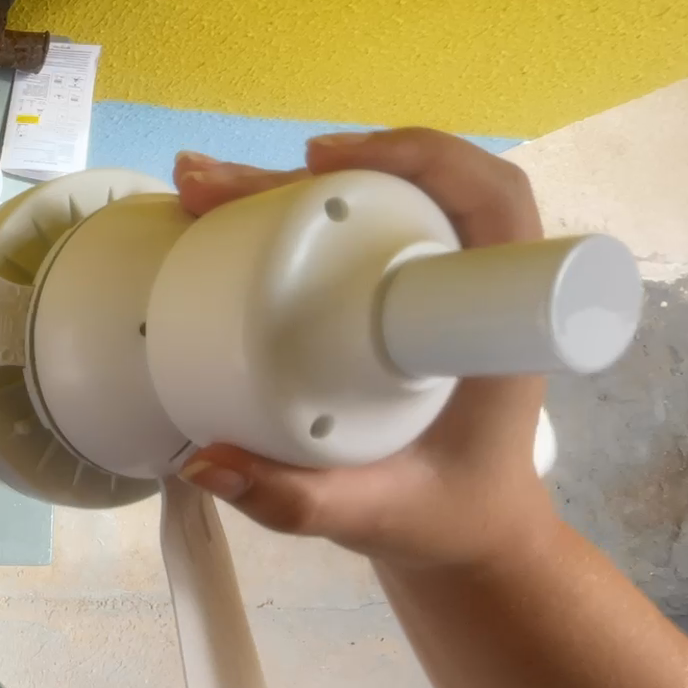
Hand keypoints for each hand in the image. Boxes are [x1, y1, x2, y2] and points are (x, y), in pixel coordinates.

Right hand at [172, 128, 558, 569]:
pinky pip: (337, 247)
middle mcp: (458, 293)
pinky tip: (219, 226)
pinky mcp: (372, 312)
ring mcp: (414, 299)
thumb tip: (199, 459)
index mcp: (491, 323)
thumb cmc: (434, 515)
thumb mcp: (364, 514)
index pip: (486, 203)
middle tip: (208, 187)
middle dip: (293, 181)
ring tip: (195, 192)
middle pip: (397, 196)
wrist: (456, 525)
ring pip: (360, 215)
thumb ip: (287, 498)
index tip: (317, 165)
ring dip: (273, 194)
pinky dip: (274, 226)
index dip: (411, 161)